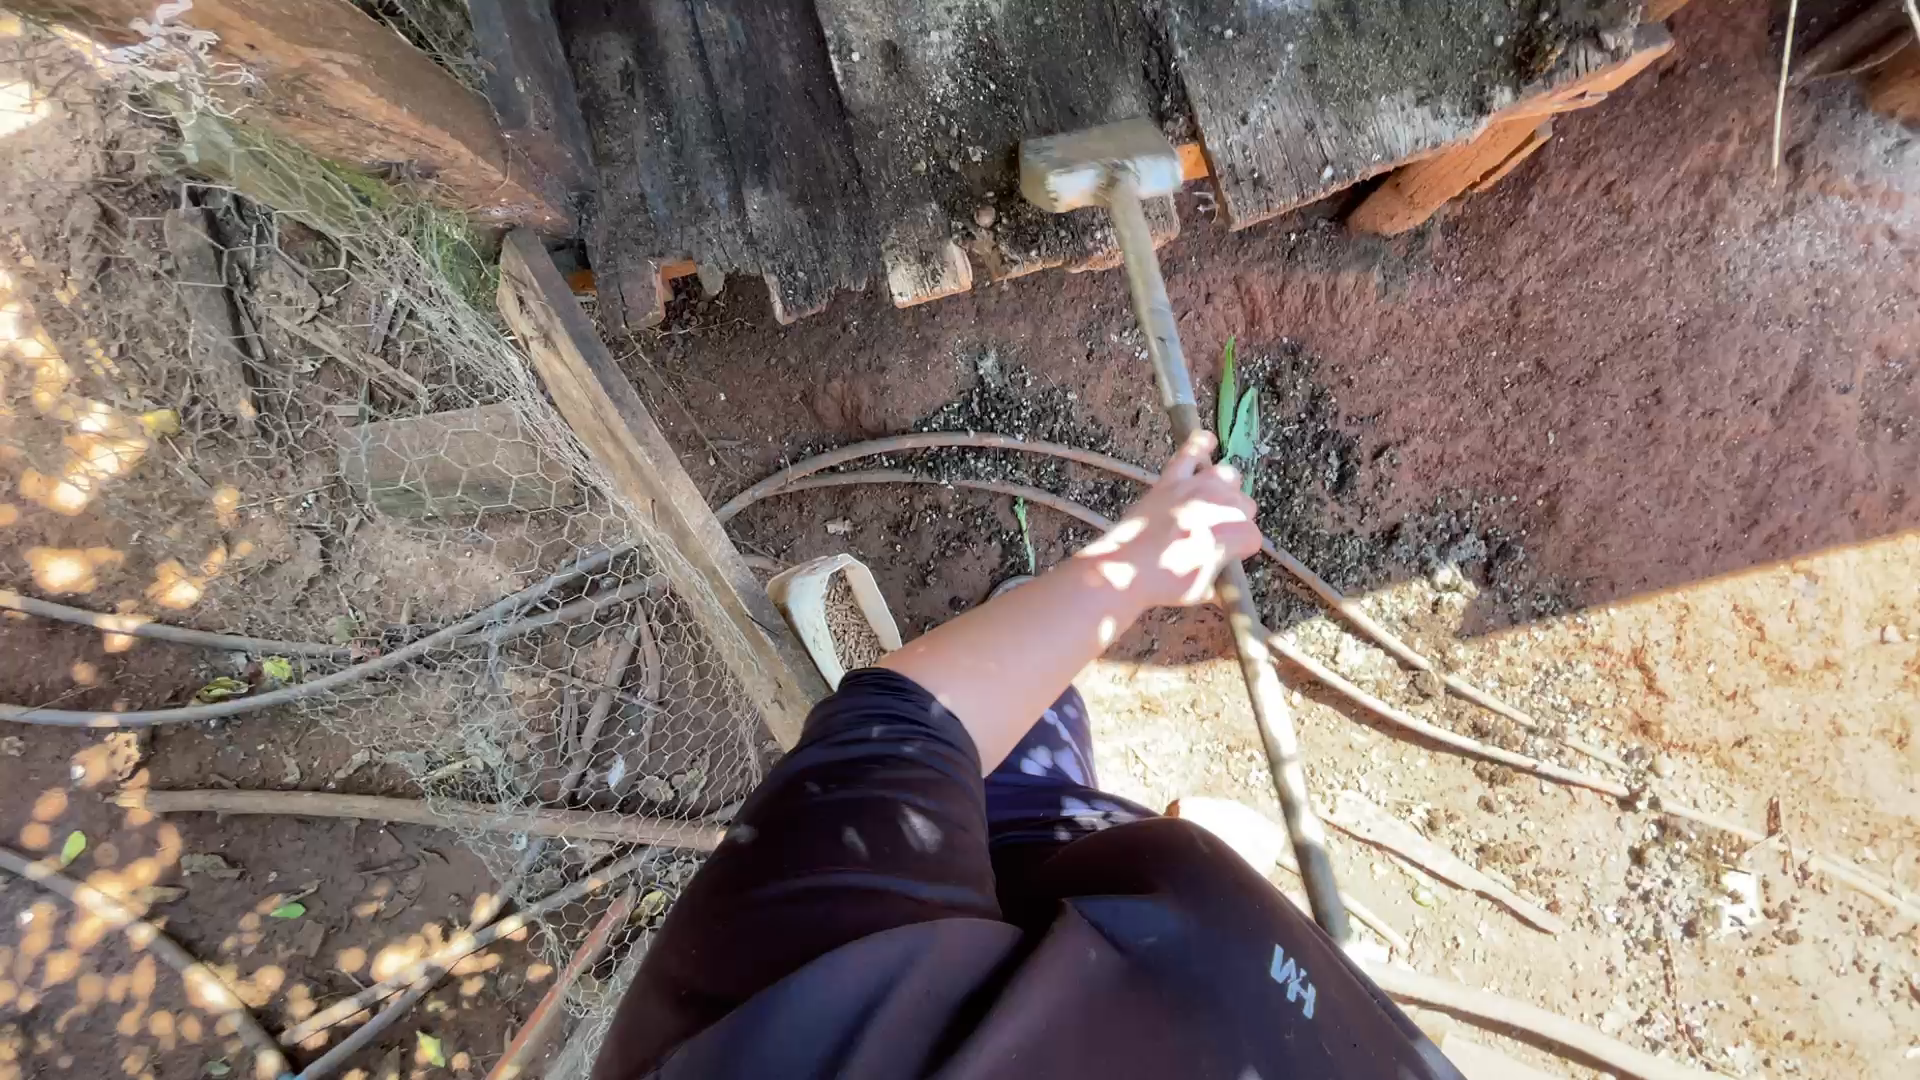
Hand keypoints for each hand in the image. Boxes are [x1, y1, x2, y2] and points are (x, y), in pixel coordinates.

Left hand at [1074, 430, 1263, 610]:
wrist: (1123, 569)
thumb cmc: (1163, 583)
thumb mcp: (1202, 589)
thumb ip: (1219, 574)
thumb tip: (1222, 577)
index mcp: (1232, 534)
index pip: (1253, 536)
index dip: (1241, 549)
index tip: (1228, 556)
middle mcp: (1218, 506)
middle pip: (1245, 504)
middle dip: (1235, 520)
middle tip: (1215, 535)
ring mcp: (1193, 489)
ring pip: (1227, 476)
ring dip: (1224, 490)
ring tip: (1210, 505)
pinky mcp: (1170, 481)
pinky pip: (1189, 452)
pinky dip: (1199, 444)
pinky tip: (1207, 441)